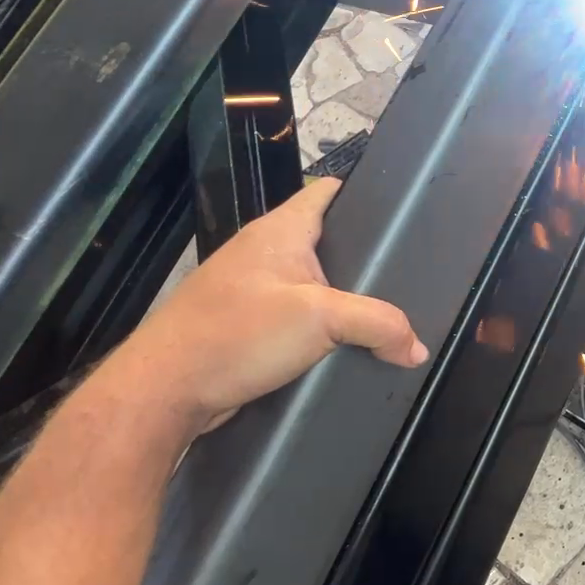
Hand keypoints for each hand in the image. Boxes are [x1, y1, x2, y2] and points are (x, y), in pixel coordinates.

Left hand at [102, 177, 427, 433]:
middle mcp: (265, 254)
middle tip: (415, 270)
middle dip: (371, 256)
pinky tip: (357, 344)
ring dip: (354, 299)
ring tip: (394, 311)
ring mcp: (255, 292)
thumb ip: (381, 325)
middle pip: (332, 243)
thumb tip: (418, 350)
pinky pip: (306, 318)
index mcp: (278, 233)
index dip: (364, 192)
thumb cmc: (236, 335)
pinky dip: (333, 328)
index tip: (404, 206)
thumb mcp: (323, 320)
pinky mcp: (252, 327)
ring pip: (322, 285)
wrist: (166, 392)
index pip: (326, 194)